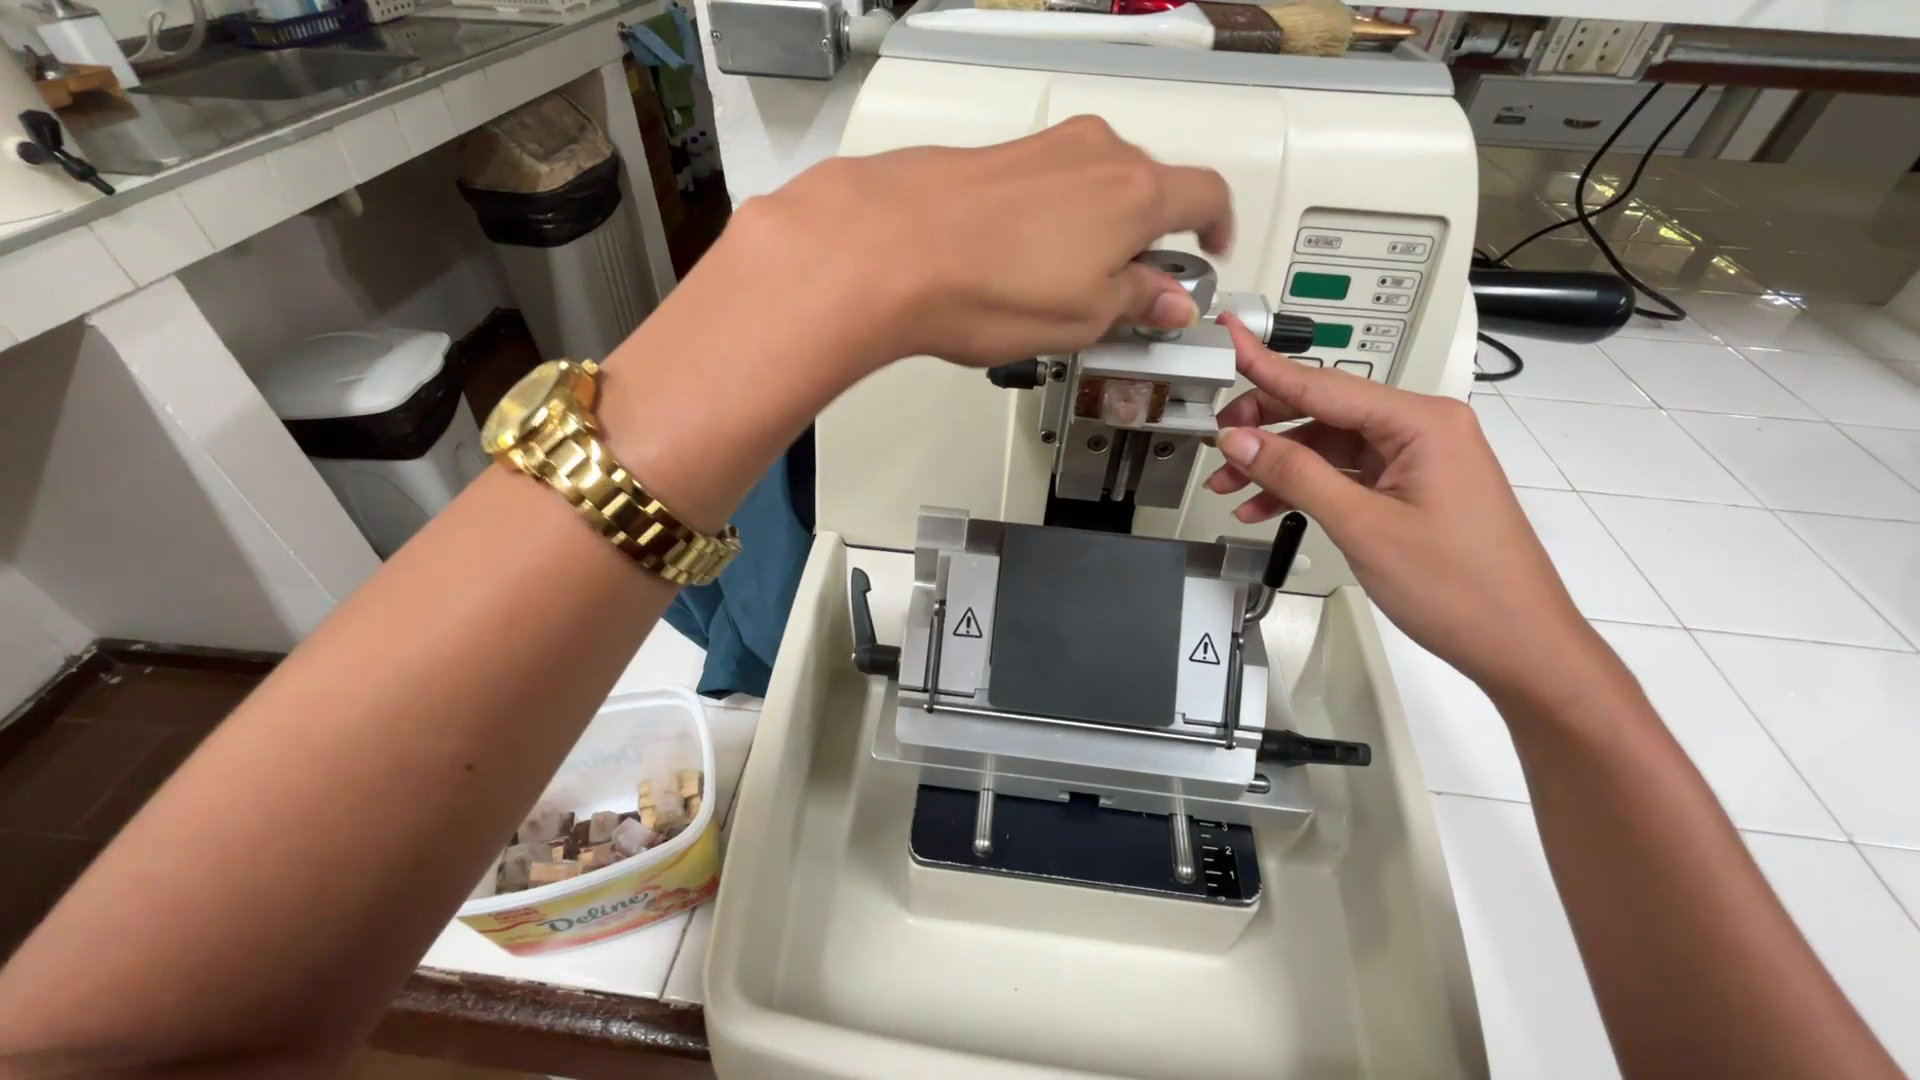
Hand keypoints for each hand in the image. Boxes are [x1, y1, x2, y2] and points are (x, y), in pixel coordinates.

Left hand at [722, 115, 1233, 368]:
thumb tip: (1167, 299)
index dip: (1218, 229)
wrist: (887, 250)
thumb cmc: (979, 282)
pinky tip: (1023, 273)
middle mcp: (1094, 156)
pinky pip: (1046, 193)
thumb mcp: (1085, 317)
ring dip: (1095, 238)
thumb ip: (1139, 302)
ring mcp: (1042, 153)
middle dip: (1147, 244)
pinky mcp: (998, 162)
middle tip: (1132, 296)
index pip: (1207, 197)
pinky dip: (1051, 228)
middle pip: (1148, 193)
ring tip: (1065, 297)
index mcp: (1136, 192)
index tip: (1210, 254)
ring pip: (1093, 192)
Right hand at [1206, 316, 1600, 702]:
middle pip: (1324, 411)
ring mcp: (1417, 460)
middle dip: (1264, 427)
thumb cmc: (1459, 587)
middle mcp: (1422, 429)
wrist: (1517, 644)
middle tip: (1215, 440)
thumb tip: (1240, 440)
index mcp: (1422, 422)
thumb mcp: (1362, 525)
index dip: (1266, 365)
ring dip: (1277, 465)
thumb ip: (1295, 474)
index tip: (1228, 335)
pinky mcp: (1410, 488)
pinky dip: (1304, 488)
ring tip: (1229, 485)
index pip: (1325, 383)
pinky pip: (1344, 474)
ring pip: (1328, 446)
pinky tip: (1265, 507)